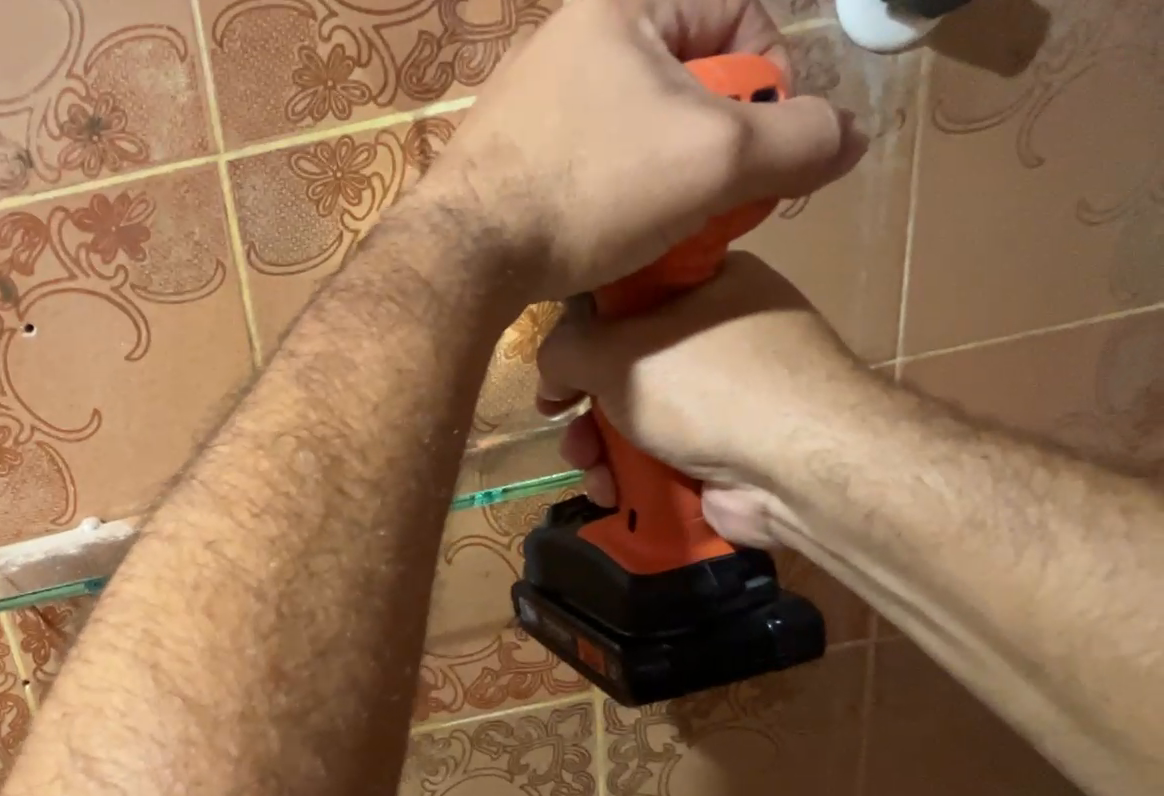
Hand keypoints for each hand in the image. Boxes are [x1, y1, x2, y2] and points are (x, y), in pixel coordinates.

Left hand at [422, 0, 867, 298]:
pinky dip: (605, 191)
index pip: (734, 9)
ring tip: (659, 224)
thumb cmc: (587, 192)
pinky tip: (606, 234)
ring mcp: (520, 102)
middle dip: (709, 134)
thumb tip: (848, 139)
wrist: (459, 259)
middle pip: (678, 73)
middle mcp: (560, 41)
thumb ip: (801, 140)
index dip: (767, 74)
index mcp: (617, 7)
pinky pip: (577, 159)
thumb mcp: (717, 160)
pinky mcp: (495, 156)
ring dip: (659, 171)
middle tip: (712, 194)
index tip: (758, 142)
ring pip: (626, 124)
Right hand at [534, 255, 873, 547]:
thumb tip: (551, 374)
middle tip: (564, 428)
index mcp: (709, 287)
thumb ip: (562, 351)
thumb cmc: (706, 386)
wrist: (799, 467)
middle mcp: (721, 337)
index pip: (626, 300)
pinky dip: (630, 475)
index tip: (554, 371)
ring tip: (590, 471)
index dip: (580, 335)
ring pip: (636, 418)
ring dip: (599, 449)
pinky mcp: (727, 449)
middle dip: (584, 409)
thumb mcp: (612, 352)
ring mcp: (728, 397)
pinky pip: (659, 455)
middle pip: (624, 368)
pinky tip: (614, 492)